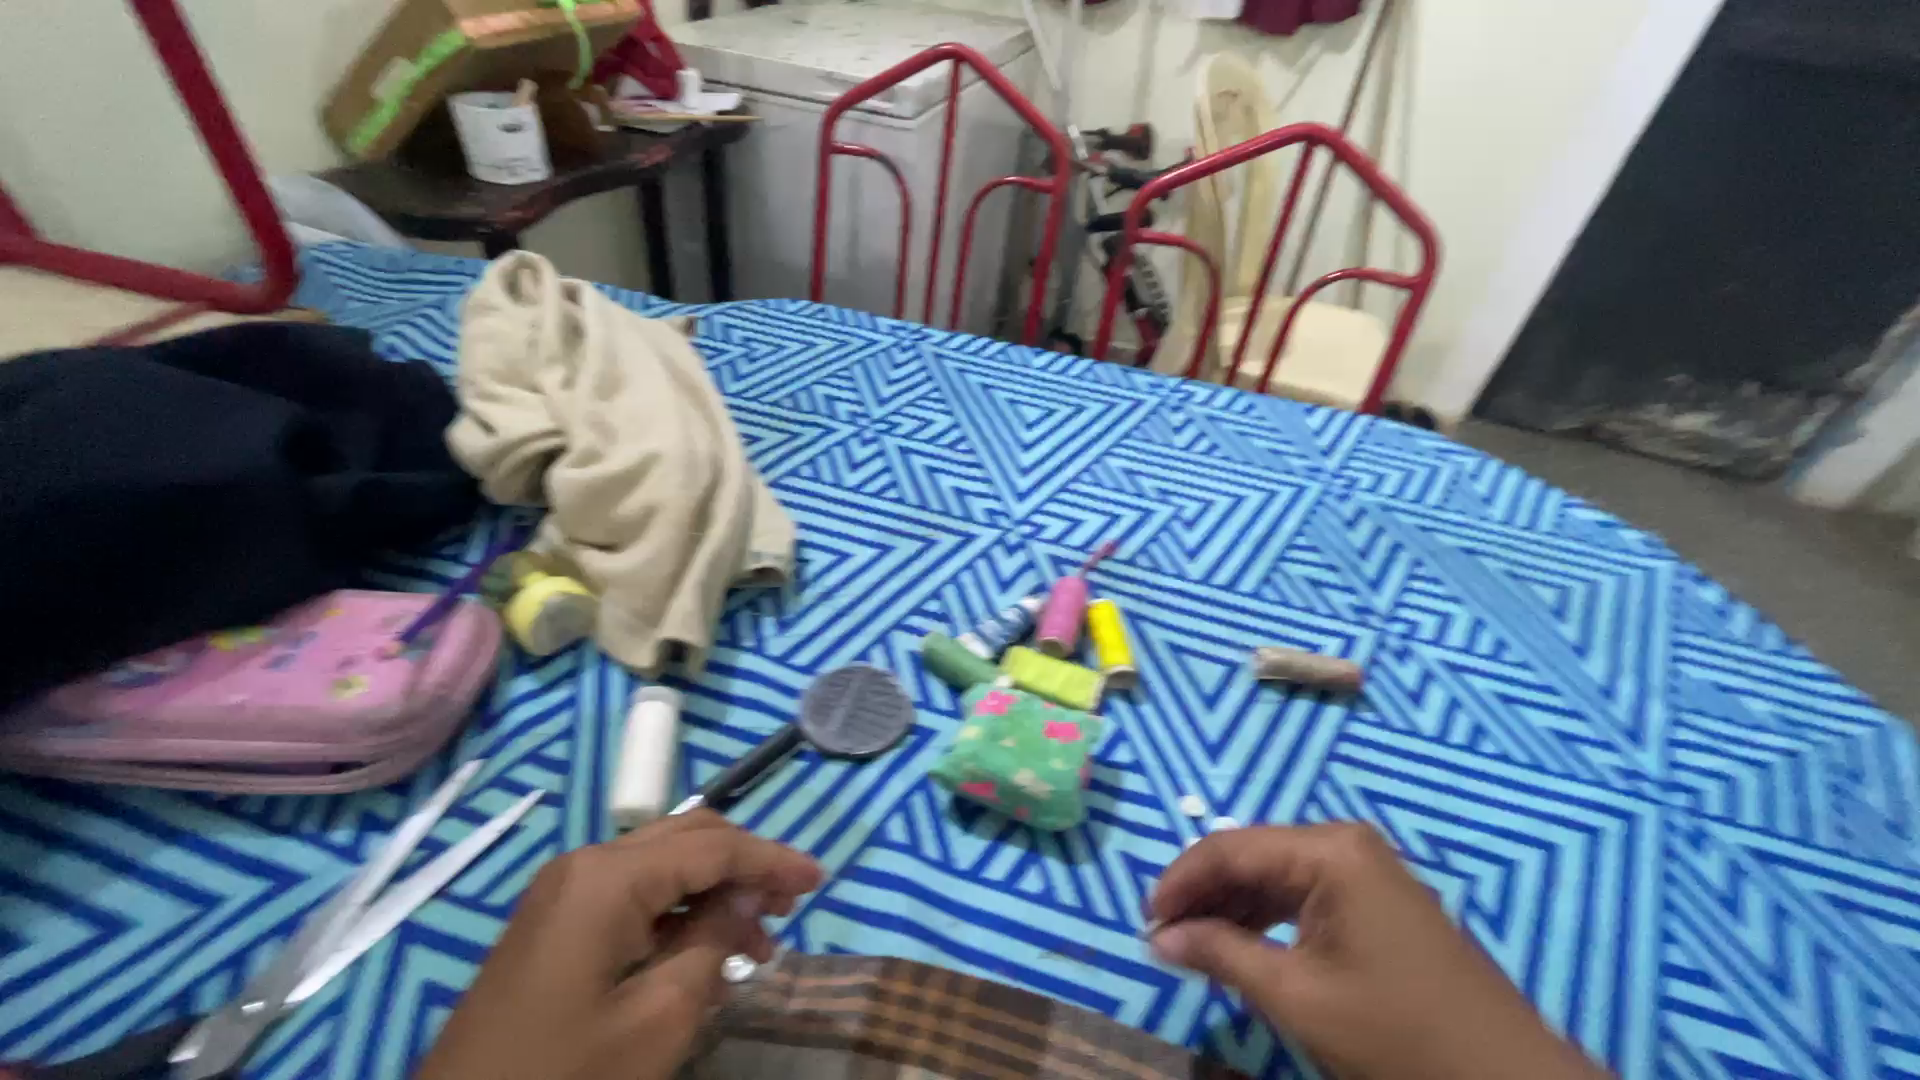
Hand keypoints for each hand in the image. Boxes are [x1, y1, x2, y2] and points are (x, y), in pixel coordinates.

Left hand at [417, 811, 822, 1079]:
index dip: (772, 860)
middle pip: (688, 839)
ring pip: (663, 865)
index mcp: (609, 876)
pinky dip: (678, 912)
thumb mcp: (660, 1014)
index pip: (713, 848)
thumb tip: (747, 892)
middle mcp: (586, 864)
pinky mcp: (556, 921)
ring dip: (715, 891)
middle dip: (746, 866)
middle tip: (791, 904)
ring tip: (757, 943)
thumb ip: (714, 937)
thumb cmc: (567, 1074)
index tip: (820, 880)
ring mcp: (565, 891)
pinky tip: (706, 952)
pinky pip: (633, 896)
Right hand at [1148, 824, 1609, 1079]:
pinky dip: (1266, 918)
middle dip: (1204, 895)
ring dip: (1231, 907)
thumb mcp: (1296, 995)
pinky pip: (1303, 893)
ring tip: (1193, 945)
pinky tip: (1242, 946)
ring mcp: (1365, 869)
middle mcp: (1344, 843)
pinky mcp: (1376, 898)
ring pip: (1274, 874)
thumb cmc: (1397, 1034)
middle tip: (1165, 937)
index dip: (1179, 882)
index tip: (1145, 922)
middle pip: (1250, 855)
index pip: (1228, 848)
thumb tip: (1159, 937)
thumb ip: (1220, 953)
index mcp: (1327, 850)